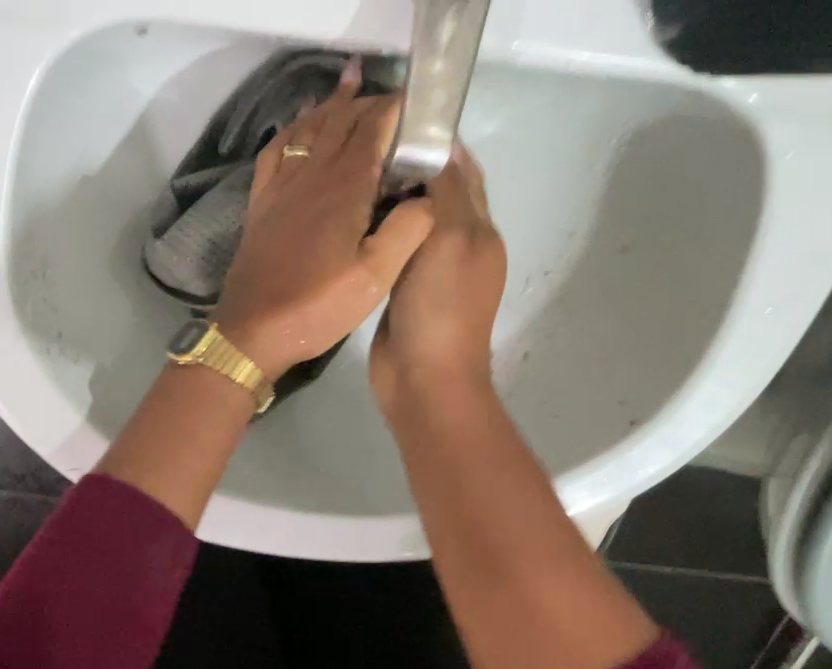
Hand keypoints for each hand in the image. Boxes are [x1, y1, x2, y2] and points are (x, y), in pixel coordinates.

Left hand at [211, 60, 434, 376]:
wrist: (252, 332)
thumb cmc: (317, 308)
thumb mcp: (376, 277)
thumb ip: (409, 230)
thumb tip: (427, 196)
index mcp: (345, 187)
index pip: (374, 127)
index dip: (397, 111)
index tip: (420, 110)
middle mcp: (311, 175)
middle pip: (341, 121)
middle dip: (368, 104)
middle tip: (391, 103)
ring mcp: (280, 188)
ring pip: (308, 130)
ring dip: (331, 107)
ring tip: (349, 90)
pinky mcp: (261, 206)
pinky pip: (276, 153)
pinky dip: (292, 132)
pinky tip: (298, 131)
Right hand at [370, 144, 506, 419]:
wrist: (424, 379)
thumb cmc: (441, 307)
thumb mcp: (449, 237)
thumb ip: (445, 191)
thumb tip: (437, 149)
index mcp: (479, 228)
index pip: (461, 170)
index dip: (434, 145)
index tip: (393, 126)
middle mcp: (460, 246)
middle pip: (435, 196)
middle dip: (406, 172)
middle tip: (361, 154)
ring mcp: (431, 274)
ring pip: (411, 225)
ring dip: (389, 205)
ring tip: (352, 183)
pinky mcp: (406, 296)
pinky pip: (394, 254)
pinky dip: (379, 236)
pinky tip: (353, 227)